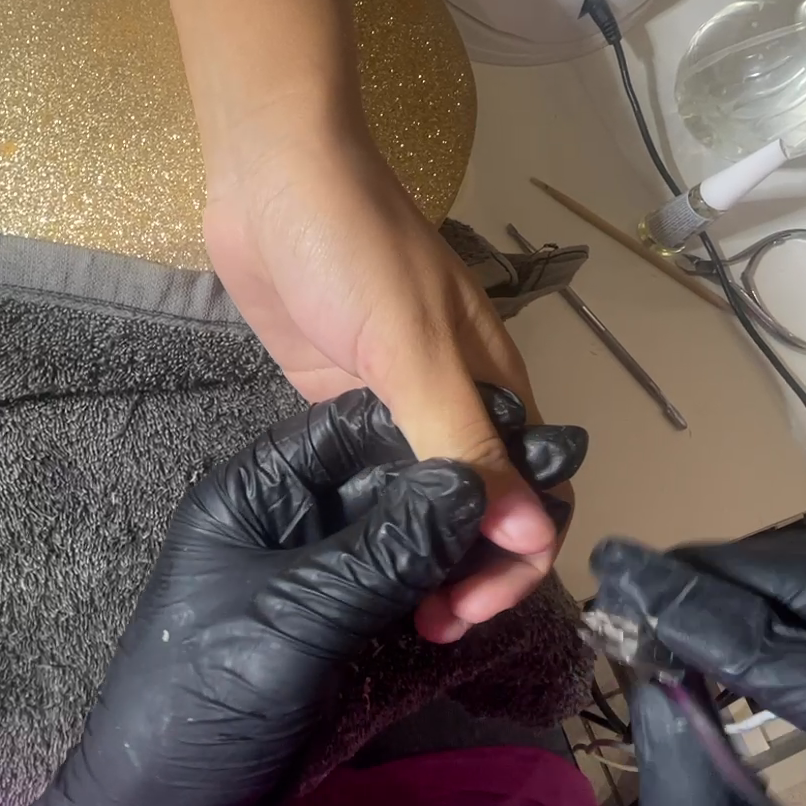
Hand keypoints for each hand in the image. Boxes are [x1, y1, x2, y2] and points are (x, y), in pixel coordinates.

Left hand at [10, 389, 583, 805]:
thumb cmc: (206, 698)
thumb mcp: (294, 618)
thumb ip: (384, 550)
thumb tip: (475, 484)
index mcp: (260, 485)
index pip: (352, 427)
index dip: (430, 432)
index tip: (510, 462)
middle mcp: (294, 509)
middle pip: (391, 475)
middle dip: (454, 501)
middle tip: (521, 545)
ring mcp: (321, 560)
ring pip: (408, 528)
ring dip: (456, 552)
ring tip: (488, 597)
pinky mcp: (343, 606)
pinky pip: (406, 575)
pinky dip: (441, 587)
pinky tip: (465, 612)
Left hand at [206, 127, 559, 641]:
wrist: (271, 181)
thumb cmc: (355, 249)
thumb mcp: (415, 344)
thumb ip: (465, 438)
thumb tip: (534, 534)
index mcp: (492, 385)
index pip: (534, 492)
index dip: (514, 558)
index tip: (463, 609)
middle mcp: (448, 402)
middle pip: (475, 503)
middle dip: (462, 567)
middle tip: (418, 624)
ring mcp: (387, 403)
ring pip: (415, 493)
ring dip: (409, 548)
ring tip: (378, 605)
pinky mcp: (333, 399)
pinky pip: (358, 468)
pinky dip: (360, 511)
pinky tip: (338, 549)